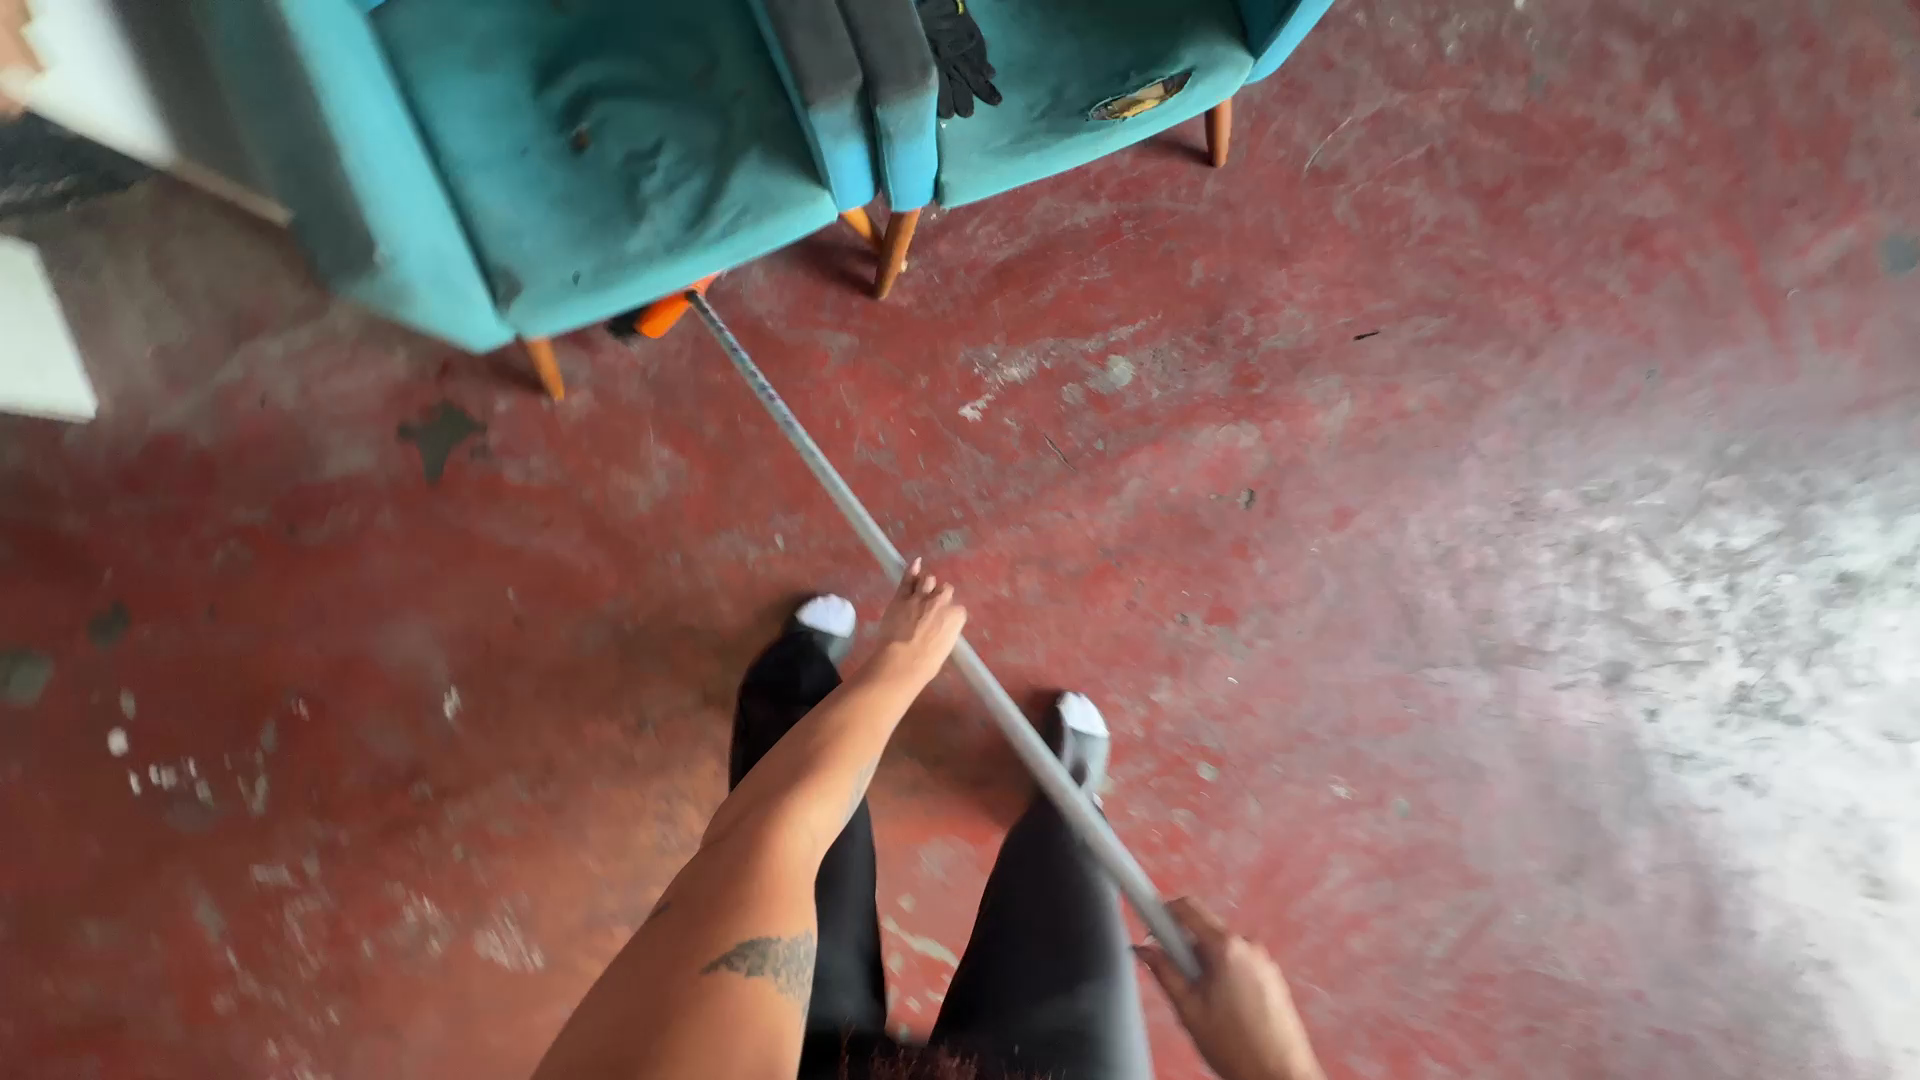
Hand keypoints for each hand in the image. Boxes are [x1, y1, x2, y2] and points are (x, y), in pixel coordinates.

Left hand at [868, 558, 966, 685]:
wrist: (902, 661)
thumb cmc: (926, 664)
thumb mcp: (944, 649)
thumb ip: (944, 633)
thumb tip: (939, 631)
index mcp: (956, 617)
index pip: (958, 609)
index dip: (950, 614)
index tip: (943, 621)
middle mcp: (941, 602)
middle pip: (945, 590)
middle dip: (940, 596)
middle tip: (933, 607)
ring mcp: (921, 596)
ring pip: (929, 580)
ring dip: (928, 585)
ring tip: (923, 590)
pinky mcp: (902, 596)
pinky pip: (909, 577)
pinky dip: (913, 569)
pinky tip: (916, 562)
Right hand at [1137, 898, 1325, 1079]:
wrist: (1282, 1079)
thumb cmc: (1236, 1048)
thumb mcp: (1189, 1010)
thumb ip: (1164, 973)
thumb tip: (1144, 950)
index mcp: (1226, 948)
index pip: (1188, 908)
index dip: (1163, 911)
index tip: (1149, 921)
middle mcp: (1248, 946)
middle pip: (1204, 930)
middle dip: (1186, 950)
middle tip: (1181, 982)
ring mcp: (1264, 960)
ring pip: (1221, 948)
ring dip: (1206, 965)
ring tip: (1207, 1003)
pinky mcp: (1273, 976)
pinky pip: (1239, 962)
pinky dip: (1226, 974)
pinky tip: (1227, 1007)